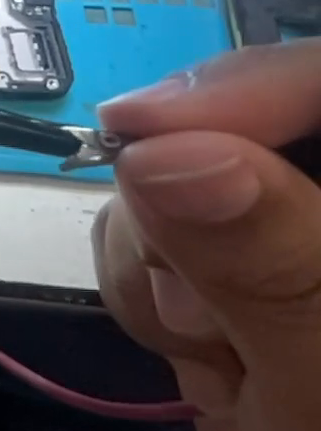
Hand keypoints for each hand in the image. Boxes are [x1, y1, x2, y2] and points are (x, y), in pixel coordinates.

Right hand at [93, 40, 320, 430]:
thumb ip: (272, 269)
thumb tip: (168, 152)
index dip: (244, 87)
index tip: (135, 129)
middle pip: (238, 131)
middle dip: (173, 200)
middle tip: (188, 296)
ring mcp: (294, 235)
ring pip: (174, 175)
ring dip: (150, 252)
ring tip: (203, 343)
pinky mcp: (240, 259)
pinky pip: (149, 219)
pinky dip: (139, 273)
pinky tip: (192, 340)